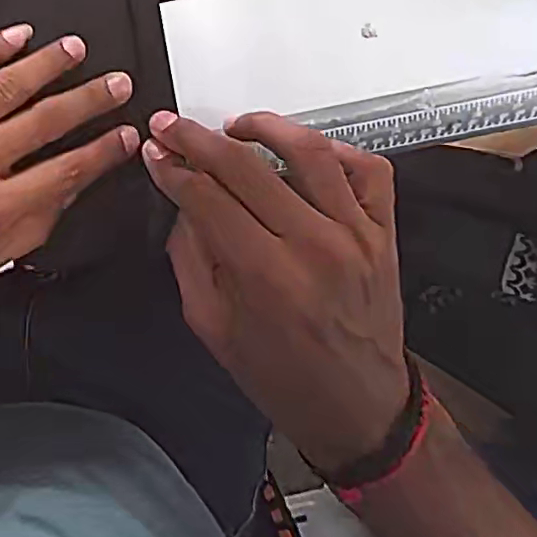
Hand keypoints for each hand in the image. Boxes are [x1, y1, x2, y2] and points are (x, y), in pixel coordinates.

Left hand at [0, 25, 141, 341]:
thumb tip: (65, 195)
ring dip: (47, 66)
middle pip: (45, 121)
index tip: (125, 135)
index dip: (103, 151)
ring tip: (76, 50)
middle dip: (89, 100)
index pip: (65, 171)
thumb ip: (28, 230)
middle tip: (116, 83)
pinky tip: (15, 37)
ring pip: (6, 87)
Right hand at [141, 110, 407, 475]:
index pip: (205, 196)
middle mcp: (313, 246)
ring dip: (263, 126)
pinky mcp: (383, 233)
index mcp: (264, 276)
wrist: (358, 410)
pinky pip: (367, 170)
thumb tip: (182, 198)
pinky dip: (334, 148)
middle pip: (245, 166)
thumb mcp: (210, 323)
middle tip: (171, 126)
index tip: (154, 151)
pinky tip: (300, 149)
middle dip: (196, 139)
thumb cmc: (278, 374)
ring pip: (309, 152)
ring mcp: (355, 235)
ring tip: (233, 126)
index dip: (171, 167)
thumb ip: (190, 254)